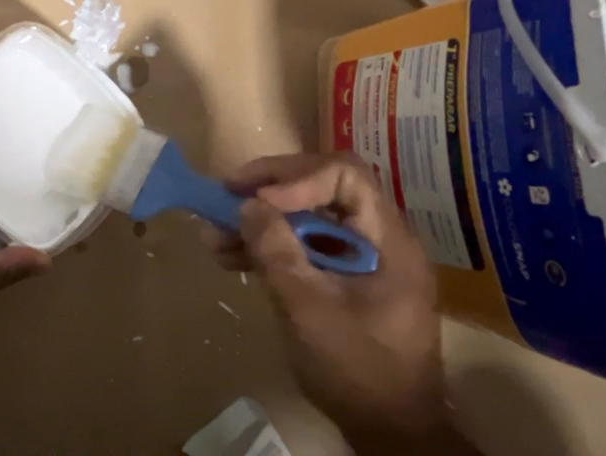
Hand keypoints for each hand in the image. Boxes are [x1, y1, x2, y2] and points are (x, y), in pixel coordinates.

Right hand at [208, 153, 452, 451]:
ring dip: (261, 219)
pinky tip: (232, 257)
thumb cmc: (357, 369)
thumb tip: (248, 203)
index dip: (297, 178)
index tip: (256, 200)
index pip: (344, 175)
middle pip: (323, 186)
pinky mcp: (345, 278)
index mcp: (388, 239)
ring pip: (308, 215)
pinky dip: (270, 245)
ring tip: (214, 234)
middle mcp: (379, 238)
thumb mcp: (308, 309)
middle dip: (270, 189)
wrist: (391, 433)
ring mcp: (362, 258)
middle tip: (225, 195)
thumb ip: (277, 251)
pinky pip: (305, 244)